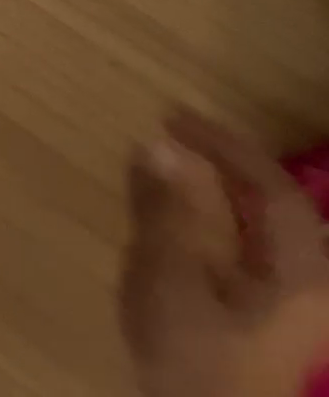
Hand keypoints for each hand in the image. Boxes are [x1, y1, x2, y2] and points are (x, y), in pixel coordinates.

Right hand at [121, 111, 328, 396]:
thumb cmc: (195, 348)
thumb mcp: (171, 277)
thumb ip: (166, 210)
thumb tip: (158, 144)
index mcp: (302, 270)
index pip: (274, 189)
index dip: (226, 146)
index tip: (169, 115)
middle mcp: (307, 280)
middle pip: (275, 207)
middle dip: (225, 163)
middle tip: (168, 131)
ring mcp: (287, 300)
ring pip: (258, 228)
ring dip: (216, 189)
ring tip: (166, 162)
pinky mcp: (260, 313)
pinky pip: (242, 248)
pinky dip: (209, 218)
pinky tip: (174, 215)